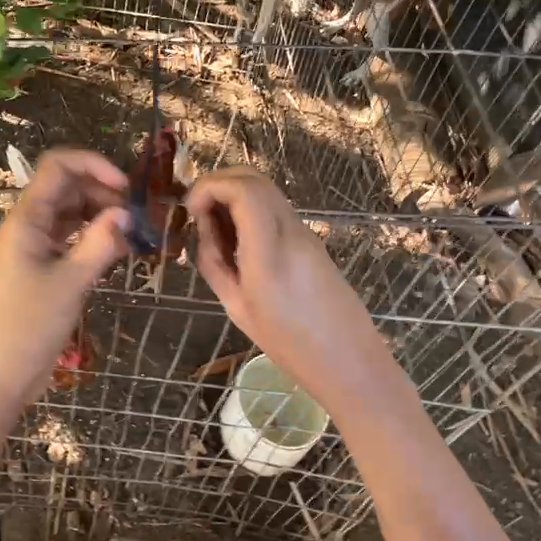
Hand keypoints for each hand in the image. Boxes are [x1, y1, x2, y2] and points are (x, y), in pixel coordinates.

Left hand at [0, 149, 130, 402]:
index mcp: (26, 219)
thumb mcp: (70, 283)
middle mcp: (27, 224)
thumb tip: (127, 213)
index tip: (126, 187)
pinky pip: (68, 237)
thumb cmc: (27, 326)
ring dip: (99, 213)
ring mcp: (32, 246)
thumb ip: (100, 243)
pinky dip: (91, 236)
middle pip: (66, 186)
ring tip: (131, 231)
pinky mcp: (39, 267)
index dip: (93, 164)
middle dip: (102, 190)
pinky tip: (115, 248)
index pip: (58, 166)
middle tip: (136, 215)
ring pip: (69, 212)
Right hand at [187, 168, 396, 415]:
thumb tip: (203, 228)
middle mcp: (291, 231)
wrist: (351, 363)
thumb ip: (215, 262)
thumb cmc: (289, 346)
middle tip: (197, 212)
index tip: (189, 209)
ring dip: (233, 195)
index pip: (243, 190)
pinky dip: (249, 209)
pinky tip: (239, 242)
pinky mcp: (311, 239)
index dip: (209, 186)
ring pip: (264, 189)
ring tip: (215, 230)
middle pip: (253, 178)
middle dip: (218, 183)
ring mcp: (305, 232)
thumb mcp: (237, 308)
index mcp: (269, 252)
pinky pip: (274, 208)